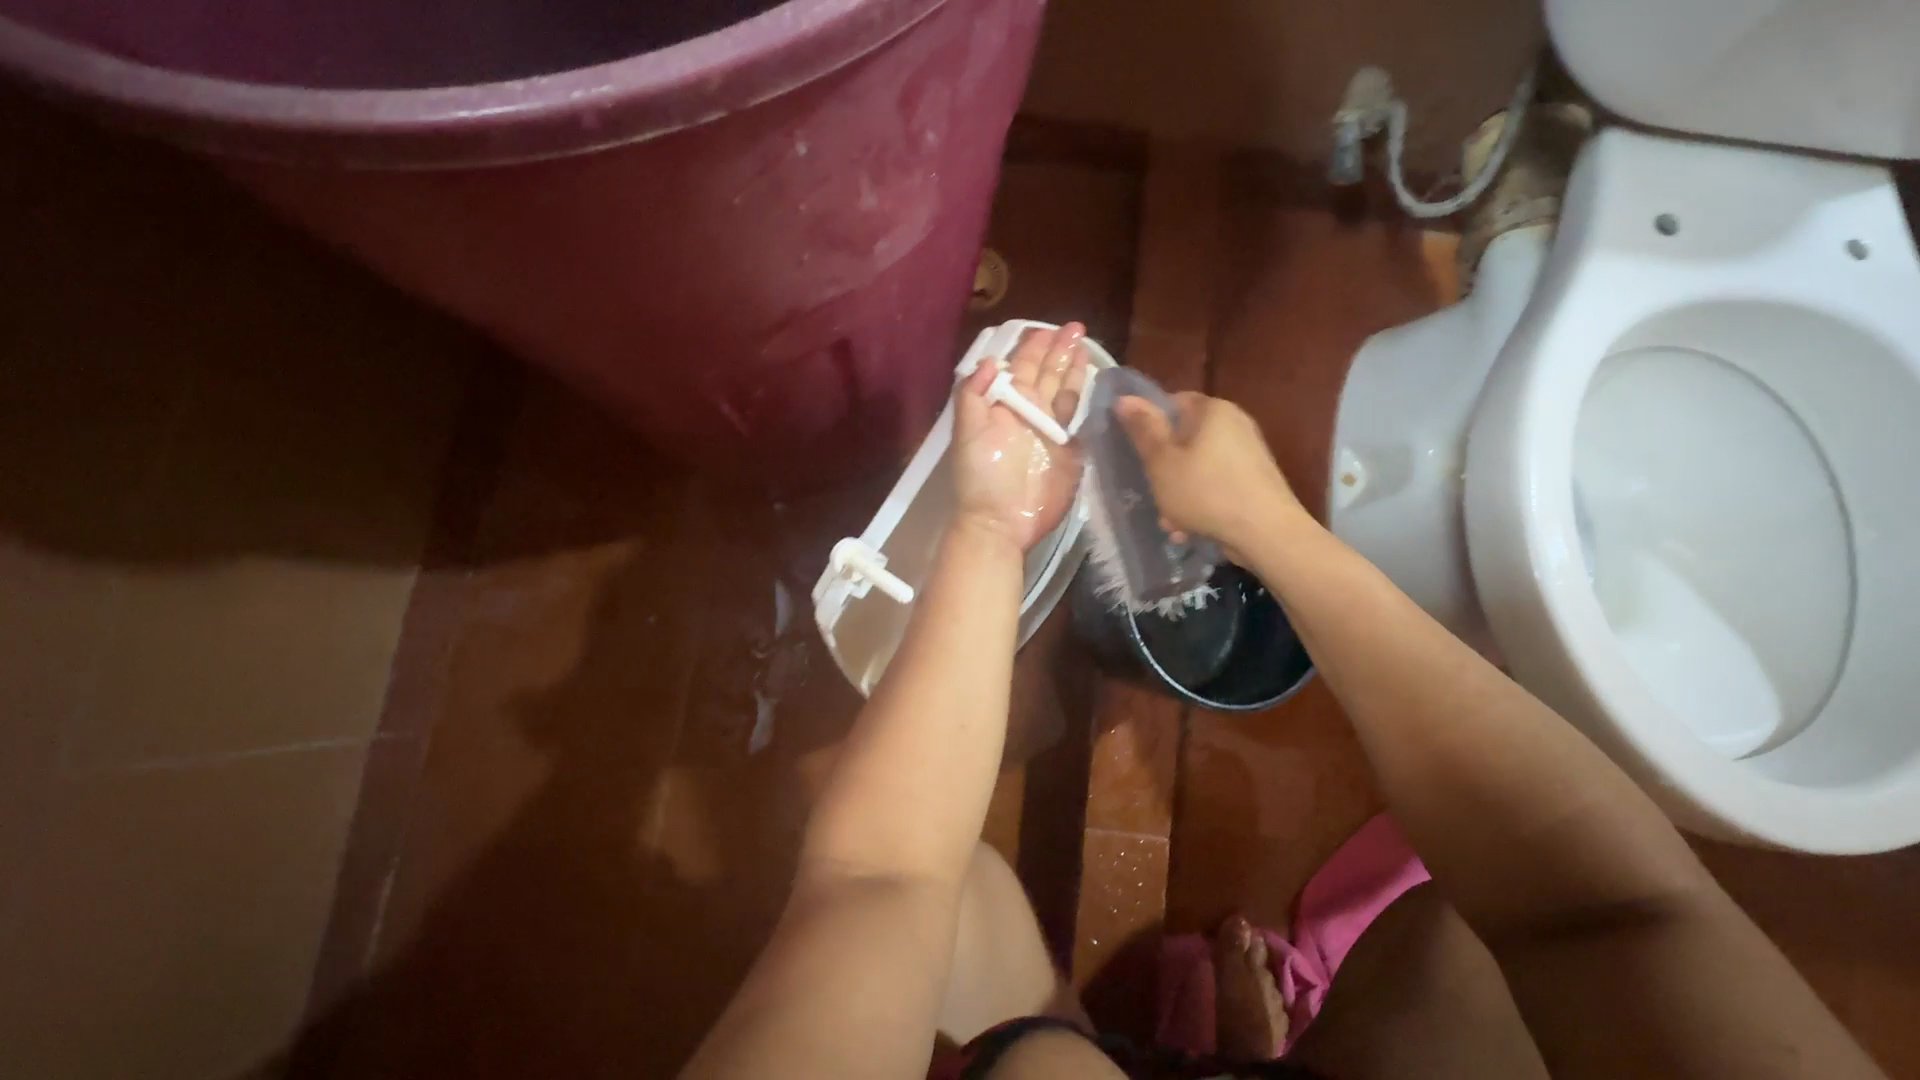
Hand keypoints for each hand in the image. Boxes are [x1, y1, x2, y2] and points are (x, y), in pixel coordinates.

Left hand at [952, 322, 1091, 550]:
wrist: (1001, 522)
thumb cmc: (982, 478)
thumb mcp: (966, 432)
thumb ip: (973, 395)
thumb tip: (989, 361)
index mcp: (1004, 407)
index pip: (1021, 368)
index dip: (1034, 347)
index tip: (1049, 328)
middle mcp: (1028, 415)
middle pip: (1046, 374)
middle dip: (1060, 349)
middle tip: (1077, 327)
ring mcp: (1050, 433)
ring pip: (1064, 392)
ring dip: (1073, 368)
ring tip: (1085, 344)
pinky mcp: (1070, 453)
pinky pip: (1078, 420)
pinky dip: (1085, 400)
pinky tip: (1092, 383)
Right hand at [1112, 391, 1306, 557]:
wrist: (1266, 532)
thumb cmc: (1206, 492)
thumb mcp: (1162, 462)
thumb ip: (1143, 430)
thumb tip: (1124, 398)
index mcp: (1212, 409)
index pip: (1172, 402)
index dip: (1150, 426)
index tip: (1139, 454)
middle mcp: (1235, 422)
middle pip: (1185, 439)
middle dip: (1166, 469)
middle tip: (1154, 495)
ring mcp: (1249, 452)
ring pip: (1199, 466)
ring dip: (1180, 492)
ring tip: (1172, 523)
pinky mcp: (1257, 480)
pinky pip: (1218, 484)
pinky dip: (1203, 502)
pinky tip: (1192, 529)